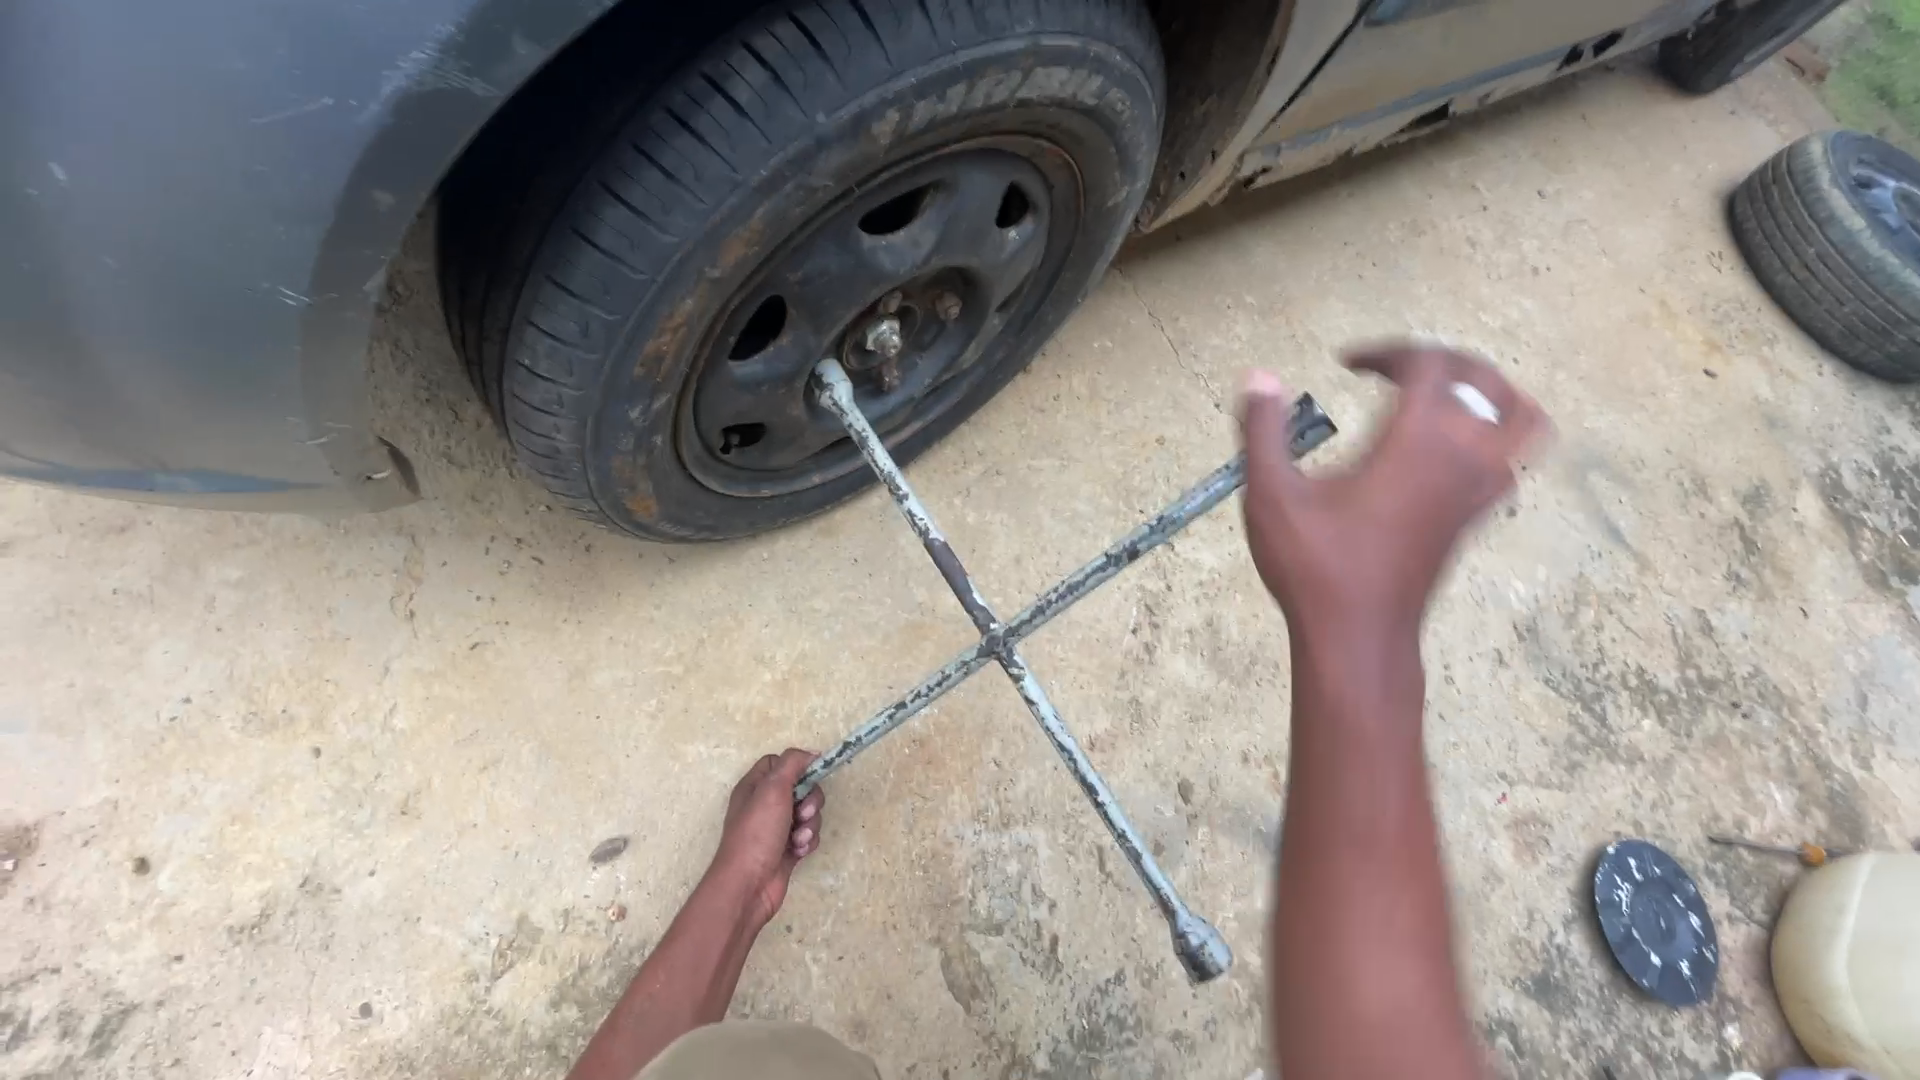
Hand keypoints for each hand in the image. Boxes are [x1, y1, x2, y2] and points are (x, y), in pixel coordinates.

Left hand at [707, 749, 826, 928]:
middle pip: (801, 787)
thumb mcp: (772, 788)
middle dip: (810, 800)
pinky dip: (807, 842)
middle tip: (803, 813)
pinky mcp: (788, 848)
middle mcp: (766, 804)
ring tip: (798, 839)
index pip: (779, 763)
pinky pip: (808, 835)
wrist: (748, 885)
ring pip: (808, 813)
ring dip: (809, 824)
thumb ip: (793, 763)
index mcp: (755, 786)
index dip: (797, 767)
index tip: (810, 774)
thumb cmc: (757, 832)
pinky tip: (798, 852)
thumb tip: (812, 753)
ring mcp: (777, 827)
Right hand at [1240, 343, 1546, 645]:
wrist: (1355, 634)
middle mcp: (1464, 456)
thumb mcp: (1271, 494)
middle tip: (1391, 368)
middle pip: (1481, 378)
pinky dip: (1494, 430)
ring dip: (1486, 389)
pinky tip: (1451, 445)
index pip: (1427, 365)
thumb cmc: (1313, 564)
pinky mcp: (1476, 516)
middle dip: (1435, 360)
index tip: (1346, 364)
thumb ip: (1262, 430)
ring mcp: (1479, 489)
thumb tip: (1258, 378)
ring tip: (1445, 393)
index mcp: (1419, 441)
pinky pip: (1513, 455)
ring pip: (1518, 415)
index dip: (1387, 352)